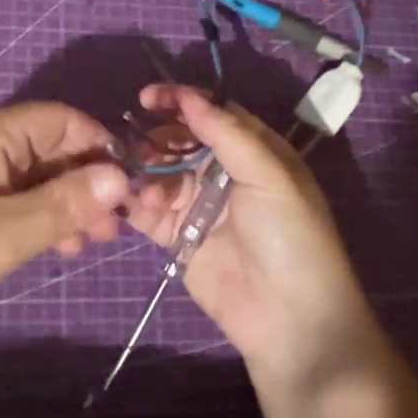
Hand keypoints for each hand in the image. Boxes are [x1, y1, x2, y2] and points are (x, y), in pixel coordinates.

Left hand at [0, 103, 129, 340]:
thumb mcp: (4, 234)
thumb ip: (64, 204)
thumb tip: (121, 178)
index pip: (62, 120)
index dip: (100, 148)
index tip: (131, 191)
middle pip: (49, 146)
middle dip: (86, 181)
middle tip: (114, 231)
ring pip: (32, 174)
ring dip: (65, 203)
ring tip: (89, 245)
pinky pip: (10, 195)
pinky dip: (37, 215)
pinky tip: (53, 246)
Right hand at [123, 84, 376, 376]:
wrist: (292, 321)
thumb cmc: (291, 238)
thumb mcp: (268, 176)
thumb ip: (225, 133)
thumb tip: (188, 95)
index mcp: (256, 152)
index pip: (214, 113)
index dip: (181, 101)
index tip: (147, 96)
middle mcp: (227, 174)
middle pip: (182, 142)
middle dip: (158, 138)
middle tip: (137, 144)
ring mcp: (201, 207)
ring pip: (162, 173)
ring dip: (147, 173)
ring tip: (144, 189)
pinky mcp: (180, 240)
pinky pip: (150, 211)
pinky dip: (134, 202)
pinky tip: (125, 200)